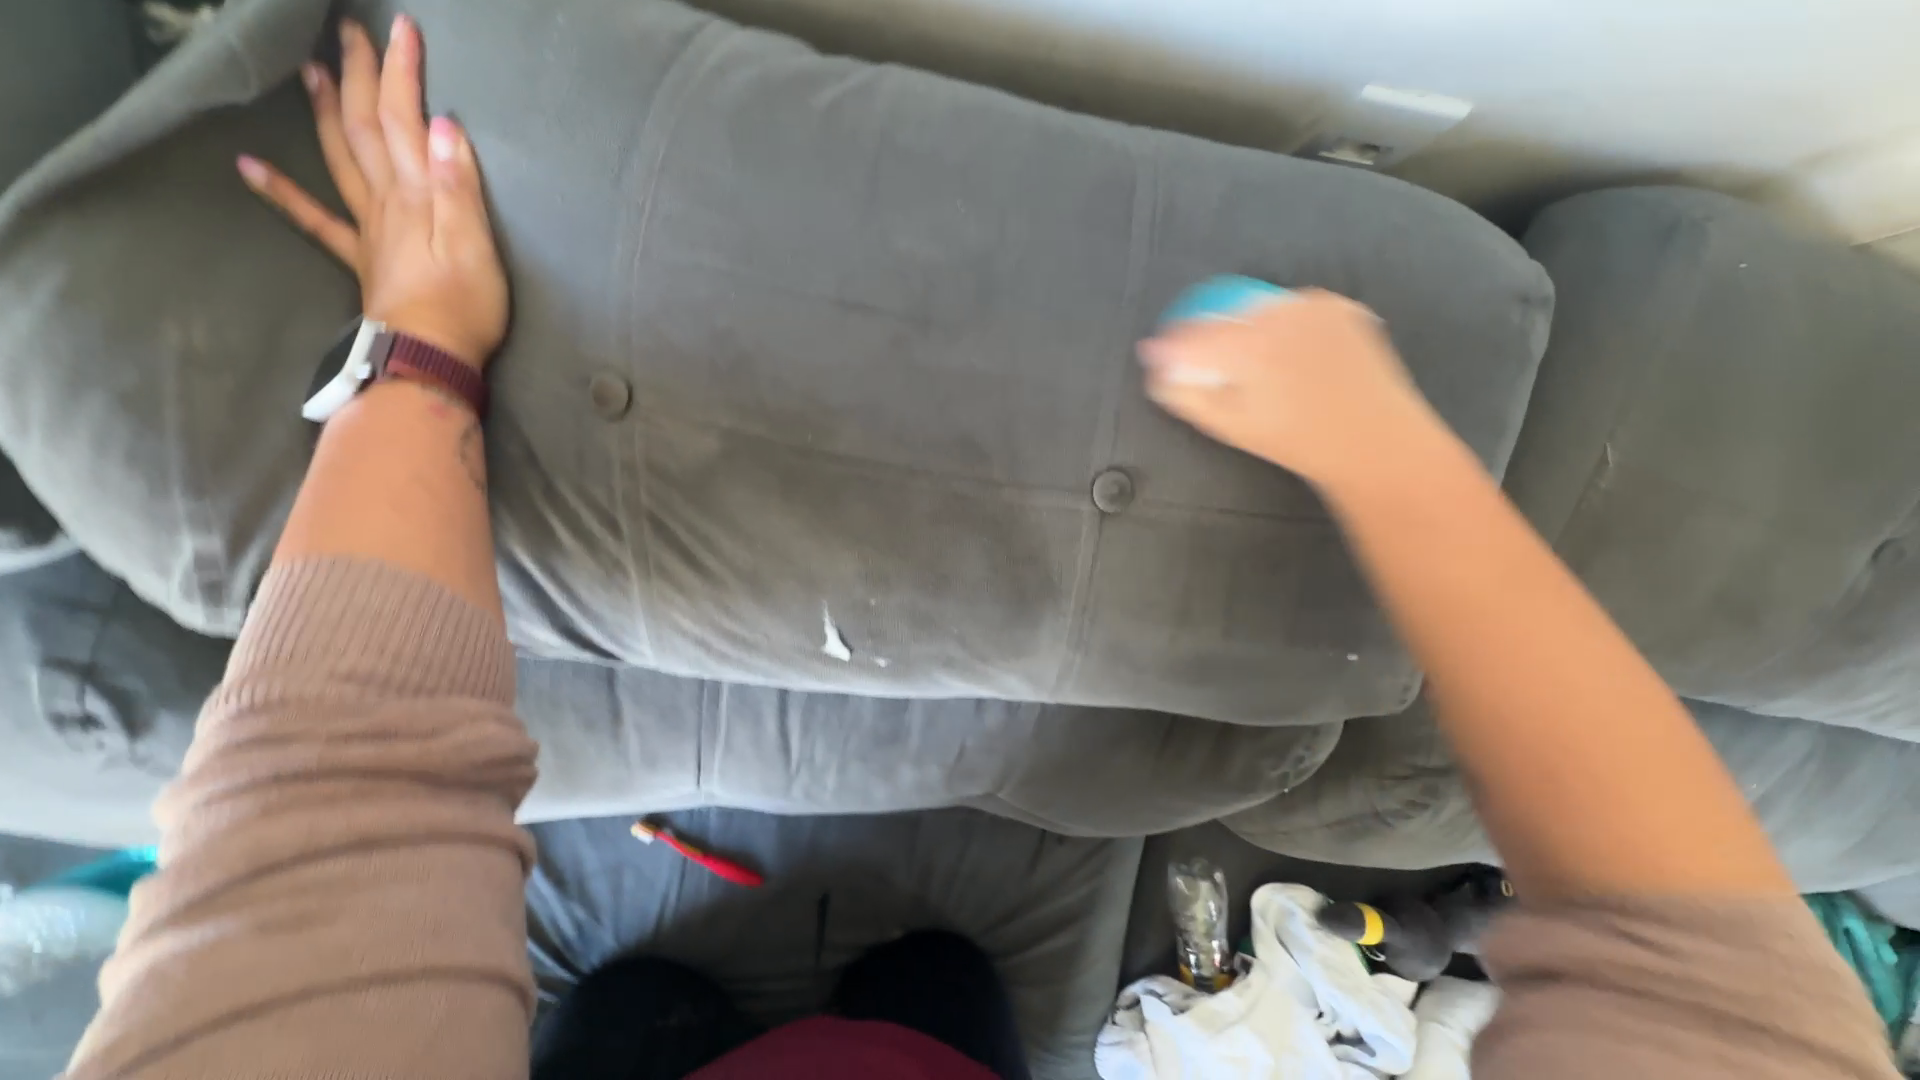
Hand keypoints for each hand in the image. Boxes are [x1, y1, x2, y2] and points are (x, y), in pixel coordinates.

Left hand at [237, 16, 508, 368]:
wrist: (428, 357)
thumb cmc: (465, 306)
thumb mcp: (478, 245)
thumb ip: (460, 187)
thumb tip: (445, 126)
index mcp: (420, 195)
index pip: (406, 121)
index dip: (402, 73)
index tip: (402, 29)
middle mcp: (387, 201)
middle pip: (366, 128)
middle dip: (359, 75)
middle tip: (348, 30)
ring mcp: (369, 228)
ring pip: (340, 158)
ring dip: (323, 110)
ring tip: (308, 69)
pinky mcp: (362, 257)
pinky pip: (313, 220)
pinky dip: (280, 191)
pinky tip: (248, 166)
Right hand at [1137, 289, 1441, 488]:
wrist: (1374, 440)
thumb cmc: (1295, 441)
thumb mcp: (1229, 426)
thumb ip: (1184, 394)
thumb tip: (1156, 370)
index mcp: (1245, 344)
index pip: (1188, 335)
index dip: (1169, 346)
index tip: (1161, 358)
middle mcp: (1275, 313)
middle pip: (1223, 319)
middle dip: (1212, 340)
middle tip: (1221, 373)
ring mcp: (1310, 305)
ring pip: (1257, 312)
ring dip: (1248, 331)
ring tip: (1262, 369)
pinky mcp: (1337, 305)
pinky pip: (1292, 309)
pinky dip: (1283, 327)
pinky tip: (1294, 358)